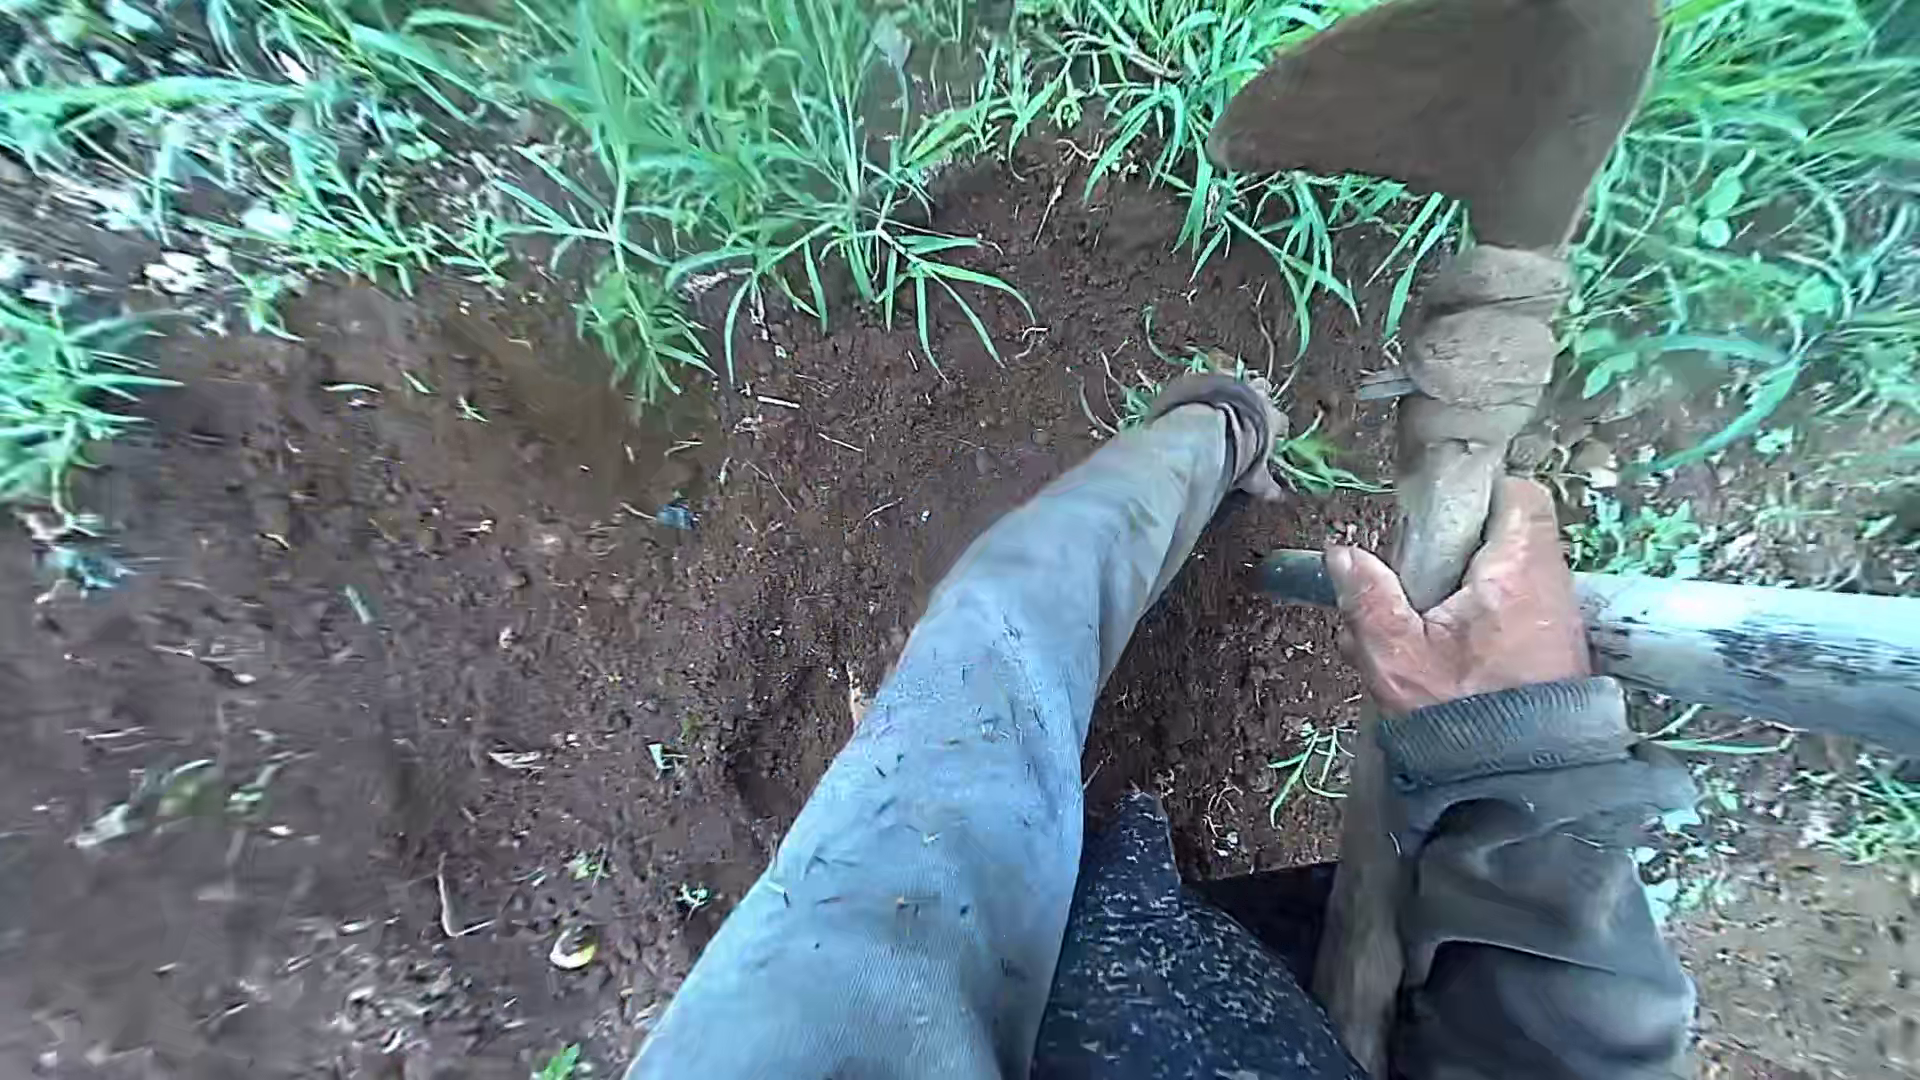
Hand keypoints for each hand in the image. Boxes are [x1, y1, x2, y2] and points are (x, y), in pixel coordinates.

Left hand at [1148, 369, 1286, 500]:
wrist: (1214, 428)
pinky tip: (1203, 386)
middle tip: (1245, 412)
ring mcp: (1237, 384)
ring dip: (1236, 387)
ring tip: (1226, 397)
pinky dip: (1212, 377)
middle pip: (1265, 393)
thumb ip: (1263, 484)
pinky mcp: (1213, 376)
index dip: (1274, 429)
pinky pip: (1216, 371)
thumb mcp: (1252, 474)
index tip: (1266, 436)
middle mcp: (1260, 398)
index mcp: (1273, 419)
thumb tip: (1277, 497)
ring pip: (1243, 379)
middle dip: (1258, 400)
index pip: (1280, 422)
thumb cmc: (1239, 454)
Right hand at [1325, 477, 1587, 714]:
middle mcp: (1548, 586)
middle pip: (1498, 533)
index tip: (1429, 515)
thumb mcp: (1393, 652)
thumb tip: (1341, 552)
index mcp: (1516, 576)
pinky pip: (1500, 604)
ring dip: (1445, 585)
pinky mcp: (1544, 642)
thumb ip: (1366, 596)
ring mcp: (1551, 616)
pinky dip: (1462, 611)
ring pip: (1492, 571)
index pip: (1519, 498)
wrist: (1515, 779)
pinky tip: (1428, 644)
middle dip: (1443, 549)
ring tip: (1406, 620)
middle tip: (1401, 578)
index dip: (1475, 492)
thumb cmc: (1455, 708)